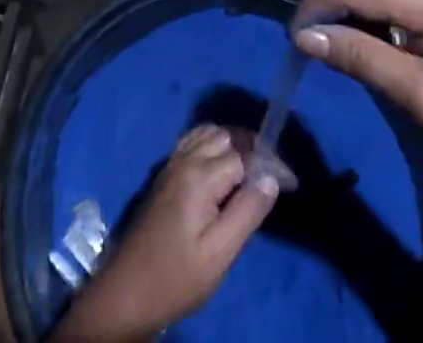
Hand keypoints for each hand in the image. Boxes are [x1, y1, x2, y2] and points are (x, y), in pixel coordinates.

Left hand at [53, 125, 278, 341]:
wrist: (129, 288)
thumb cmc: (178, 276)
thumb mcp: (220, 252)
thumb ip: (247, 211)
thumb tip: (271, 178)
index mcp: (199, 177)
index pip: (244, 154)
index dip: (271, 164)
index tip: (292, 184)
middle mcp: (184, 161)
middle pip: (225, 135)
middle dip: (254, 147)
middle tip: (276, 174)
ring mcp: (171, 165)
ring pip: (207, 134)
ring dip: (233, 142)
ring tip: (256, 168)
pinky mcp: (165, 174)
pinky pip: (192, 142)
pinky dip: (213, 144)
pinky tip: (225, 167)